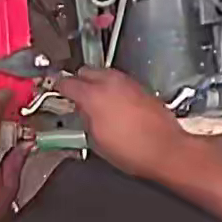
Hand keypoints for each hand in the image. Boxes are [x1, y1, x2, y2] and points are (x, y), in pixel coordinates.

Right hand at [54, 68, 208, 181]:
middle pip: (85, 71)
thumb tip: (82, 112)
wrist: (165, 150)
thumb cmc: (134, 150)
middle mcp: (111, 83)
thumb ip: (84, 118)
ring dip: (96, 83)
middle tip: (75, 96)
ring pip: (104, 73)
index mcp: (93, 96)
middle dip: (78, 81)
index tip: (57, 90)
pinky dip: (113, 88)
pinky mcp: (141, 88)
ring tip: (95, 101)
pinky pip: (120, 82)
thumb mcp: (96, 140)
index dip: (58, 87)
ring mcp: (128, 83)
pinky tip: (114, 105)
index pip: (67, 83)